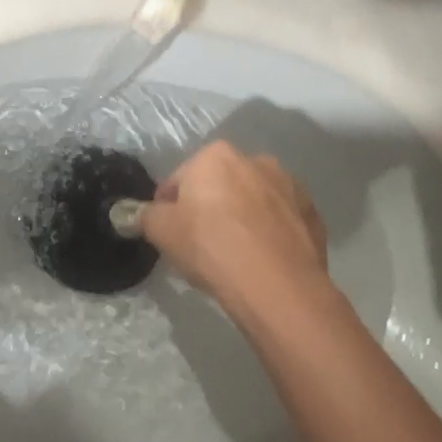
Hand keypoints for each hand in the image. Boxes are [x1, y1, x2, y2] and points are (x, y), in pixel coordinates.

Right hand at [142, 141, 331, 315]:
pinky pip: (280, 221)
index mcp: (216, 156)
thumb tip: (129, 213)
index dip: (168, 207)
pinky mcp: (312, 214)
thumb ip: (143, 216)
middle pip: (219, 185)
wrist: (276, 284)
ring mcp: (290, 186)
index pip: (179, 179)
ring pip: (253, 200)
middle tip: (199, 244)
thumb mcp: (161, 232)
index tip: (168, 234)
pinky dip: (269, 233)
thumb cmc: (211, 247)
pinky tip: (260, 260)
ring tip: (233, 254)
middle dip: (209, 207)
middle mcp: (256, 160)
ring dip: (242, 217)